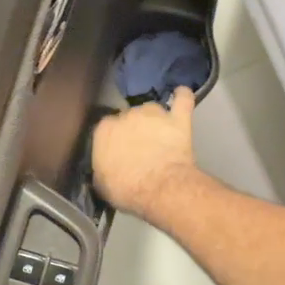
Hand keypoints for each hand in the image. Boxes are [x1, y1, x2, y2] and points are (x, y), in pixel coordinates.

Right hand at [92, 87, 199, 217]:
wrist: (160, 188)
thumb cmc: (126, 190)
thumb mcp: (101, 184)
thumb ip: (101, 167)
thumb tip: (104, 166)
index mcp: (104, 130)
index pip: (106, 128)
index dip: (114, 140)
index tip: (118, 152)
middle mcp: (127, 115)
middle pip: (128, 116)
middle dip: (133, 129)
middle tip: (140, 148)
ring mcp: (154, 114)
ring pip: (151, 108)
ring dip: (153, 119)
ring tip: (159, 134)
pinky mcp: (178, 118)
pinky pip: (183, 99)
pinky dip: (182, 96)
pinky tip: (181, 94)